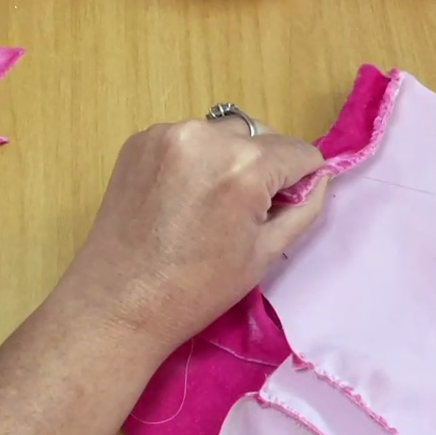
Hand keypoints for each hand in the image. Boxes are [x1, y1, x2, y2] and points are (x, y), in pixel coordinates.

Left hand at [48, 114, 327, 363]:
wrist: (118, 301)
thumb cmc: (196, 289)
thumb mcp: (265, 254)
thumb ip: (303, 208)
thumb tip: (317, 178)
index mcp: (243, 167)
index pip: (300, 152)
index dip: (300, 180)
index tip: (282, 207)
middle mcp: (206, 136)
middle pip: (260, 137)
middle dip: (263, 166)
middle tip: (241, 210)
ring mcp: (167, 133)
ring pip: (222, 134)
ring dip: (227, 158)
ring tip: (206, 202)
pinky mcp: (139, 139)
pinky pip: (187, 138)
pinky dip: (193, 158)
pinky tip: (178, 195)